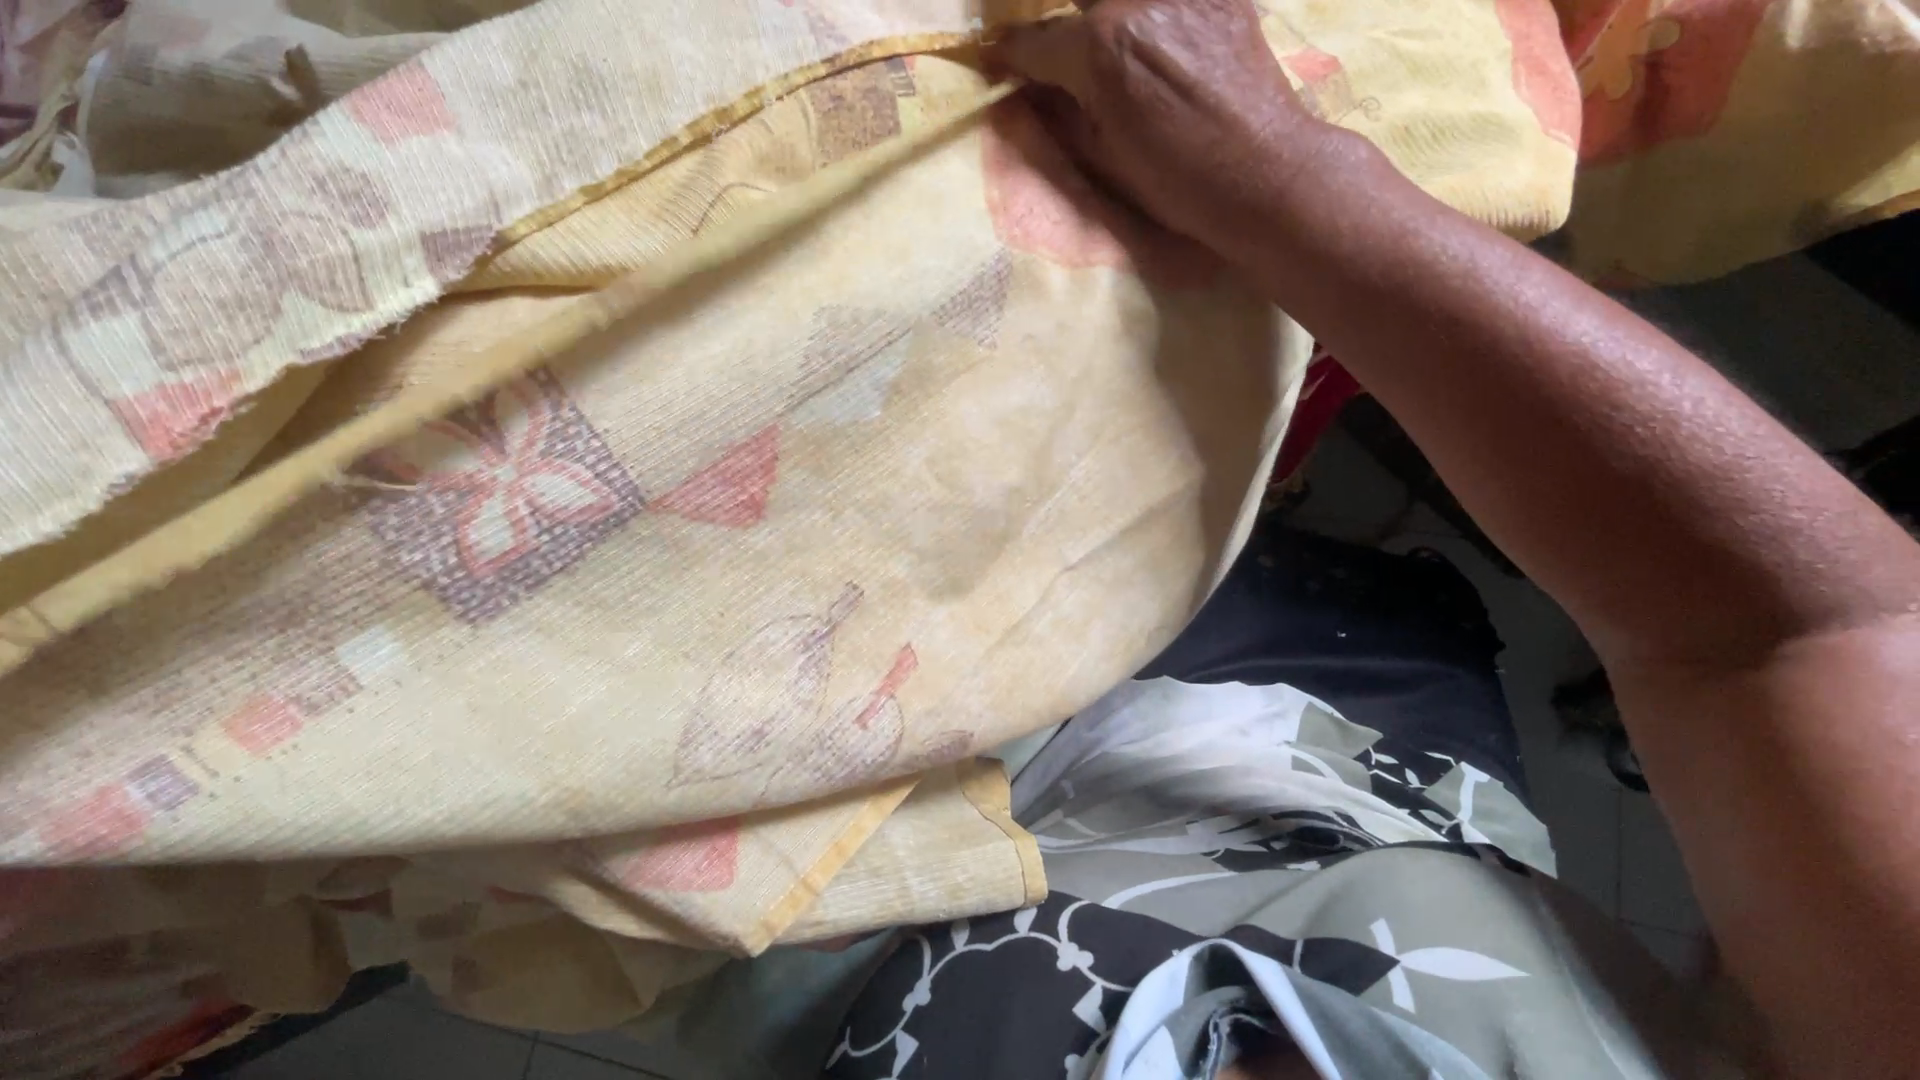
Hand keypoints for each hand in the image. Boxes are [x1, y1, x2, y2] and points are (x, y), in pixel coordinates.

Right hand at [988, 0, 1339, 262]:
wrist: (1262, 175)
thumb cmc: (1176, 182)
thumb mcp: (1103, 156)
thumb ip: (1060, 111)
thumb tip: (1030, 89)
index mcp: (1097, 48)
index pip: (1034, 40)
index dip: (1010, 55)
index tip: (1001, 62)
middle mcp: (1135, 1)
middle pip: (1078, 1)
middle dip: (1060, 22)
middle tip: (1062, 51)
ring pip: (1121, 1)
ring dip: (1105, 20)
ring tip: (1109, 46)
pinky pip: (1165, 3)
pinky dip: (1151, 19)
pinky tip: (1158, 42)